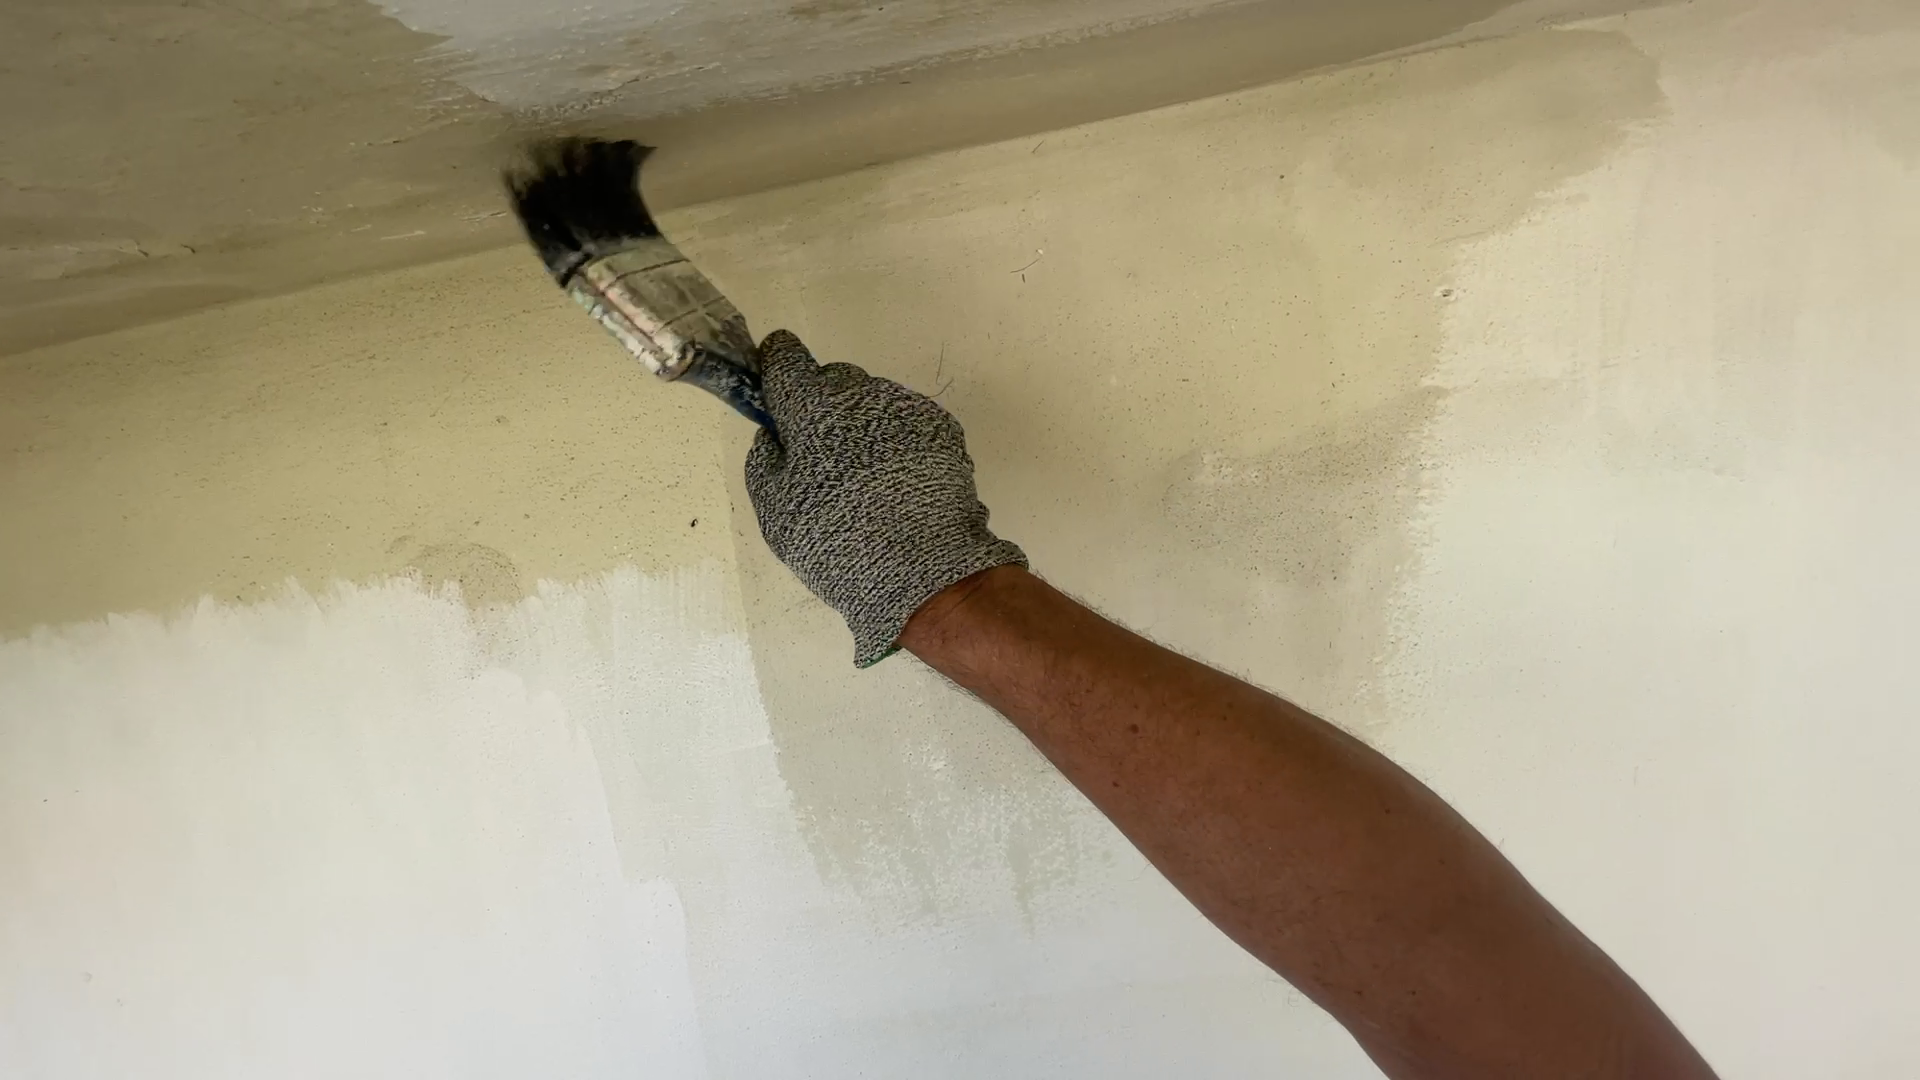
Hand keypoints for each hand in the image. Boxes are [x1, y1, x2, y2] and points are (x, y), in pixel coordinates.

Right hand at [744, 331, 1026, 665]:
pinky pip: (907, 424)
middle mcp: (862, 393)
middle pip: (833, 381)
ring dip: (865, 427)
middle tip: (828, 460)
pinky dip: (899, 444)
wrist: (924, 572)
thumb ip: (767, 459)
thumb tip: (776, 434)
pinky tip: (902, 486)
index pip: (784, 355)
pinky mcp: (943, 429)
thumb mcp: (776, 512)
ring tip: (873, 484)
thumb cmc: (838, 544)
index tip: (780, 399)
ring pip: (873, 403)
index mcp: (812, 405)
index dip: (777, 372)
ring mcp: (908, 409)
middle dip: (824, 408)